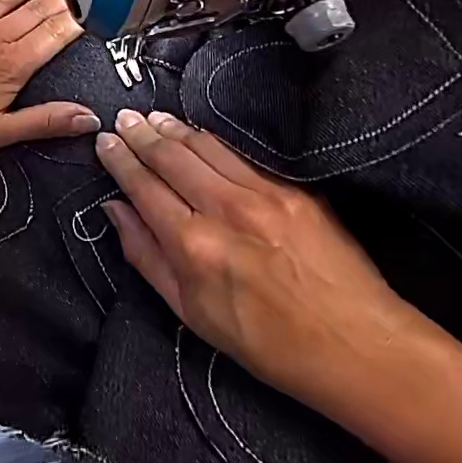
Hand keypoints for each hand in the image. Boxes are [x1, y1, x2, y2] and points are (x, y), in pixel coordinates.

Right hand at [95, 109, 420, 409]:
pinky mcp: (295, 188)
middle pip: (172, 157)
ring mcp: (265, 194)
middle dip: (142, 135)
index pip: (145, 187)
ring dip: (175, 128)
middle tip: (124, 120)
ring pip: (207, 146)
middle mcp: (227, 210)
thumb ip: (148, 258)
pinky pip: (244, 154)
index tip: (105, 144)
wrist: (356, 343)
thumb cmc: (270, 344)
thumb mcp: (194, 315)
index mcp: (195, 246)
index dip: (120, 161)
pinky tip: (201, 134)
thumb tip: (117, 213)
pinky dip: (214, 140)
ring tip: (154, 118)